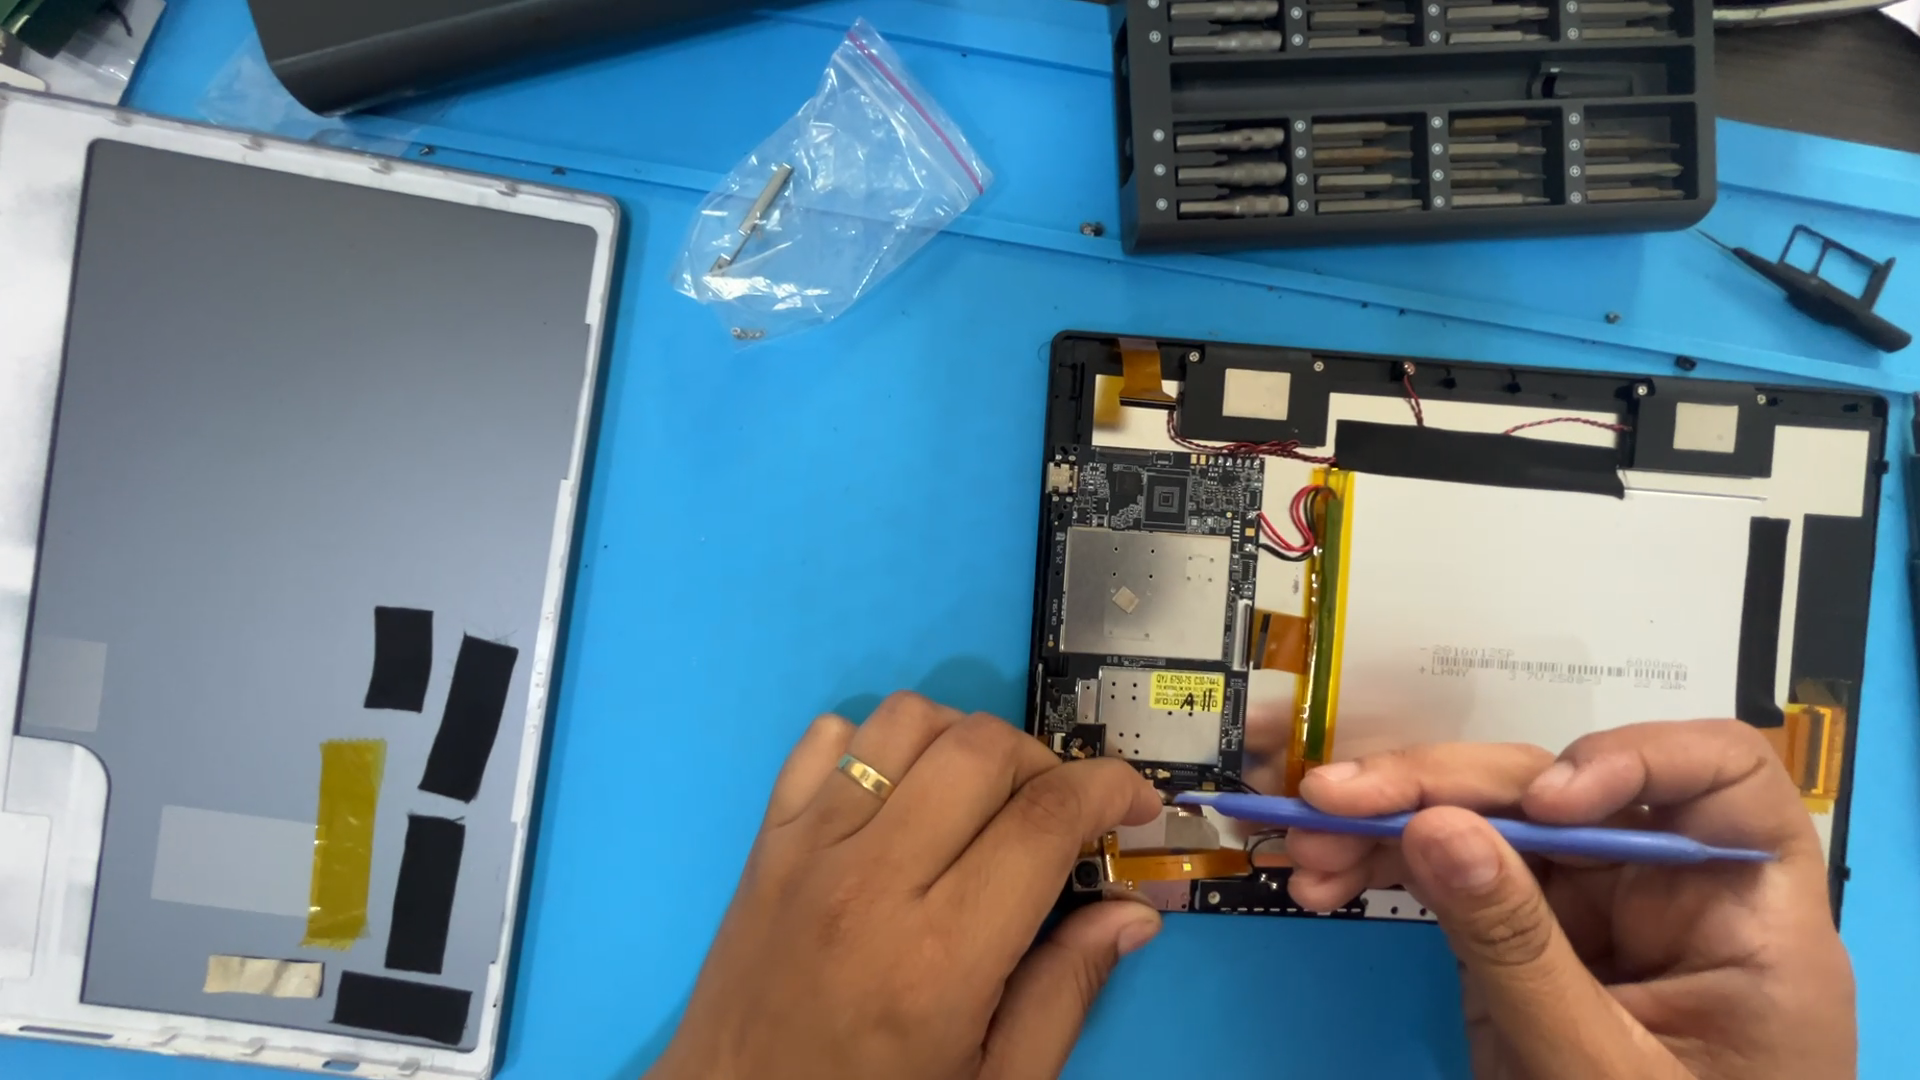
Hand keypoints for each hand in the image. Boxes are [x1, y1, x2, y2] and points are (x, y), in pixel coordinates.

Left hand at [647, 692, 1165, 1079]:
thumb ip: (1067, 989)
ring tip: (978, 793)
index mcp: (938, 956)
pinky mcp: (768, 833)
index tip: (1133, 799)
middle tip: (1056, 810)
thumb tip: (1134, 910)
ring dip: (963, 737)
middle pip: (980, 748)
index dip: (1107, 790)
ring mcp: (809, 844)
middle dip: (1041, 761)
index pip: (1043, 821)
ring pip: (907, 719)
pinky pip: (827, 737)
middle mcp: (871, 879)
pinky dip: (877, 740)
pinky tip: (897, 790)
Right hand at [1282, 719, 1855, 1078]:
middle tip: (1330, 804)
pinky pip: (1430, 858)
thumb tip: (1432, 823)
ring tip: (1305, 853)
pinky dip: (1370, 861)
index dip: (1632, 758)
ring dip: (1376, 823)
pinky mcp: (1501, 915)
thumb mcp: (1591, 1072)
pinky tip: (1317, 882)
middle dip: (1427, 788)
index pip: (1719, 780)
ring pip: (1467, 812)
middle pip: (1539, 783)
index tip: (1540, 805)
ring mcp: (1569, 896)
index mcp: (1732, 917)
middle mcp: (1647, 882)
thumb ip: (1516, 947)